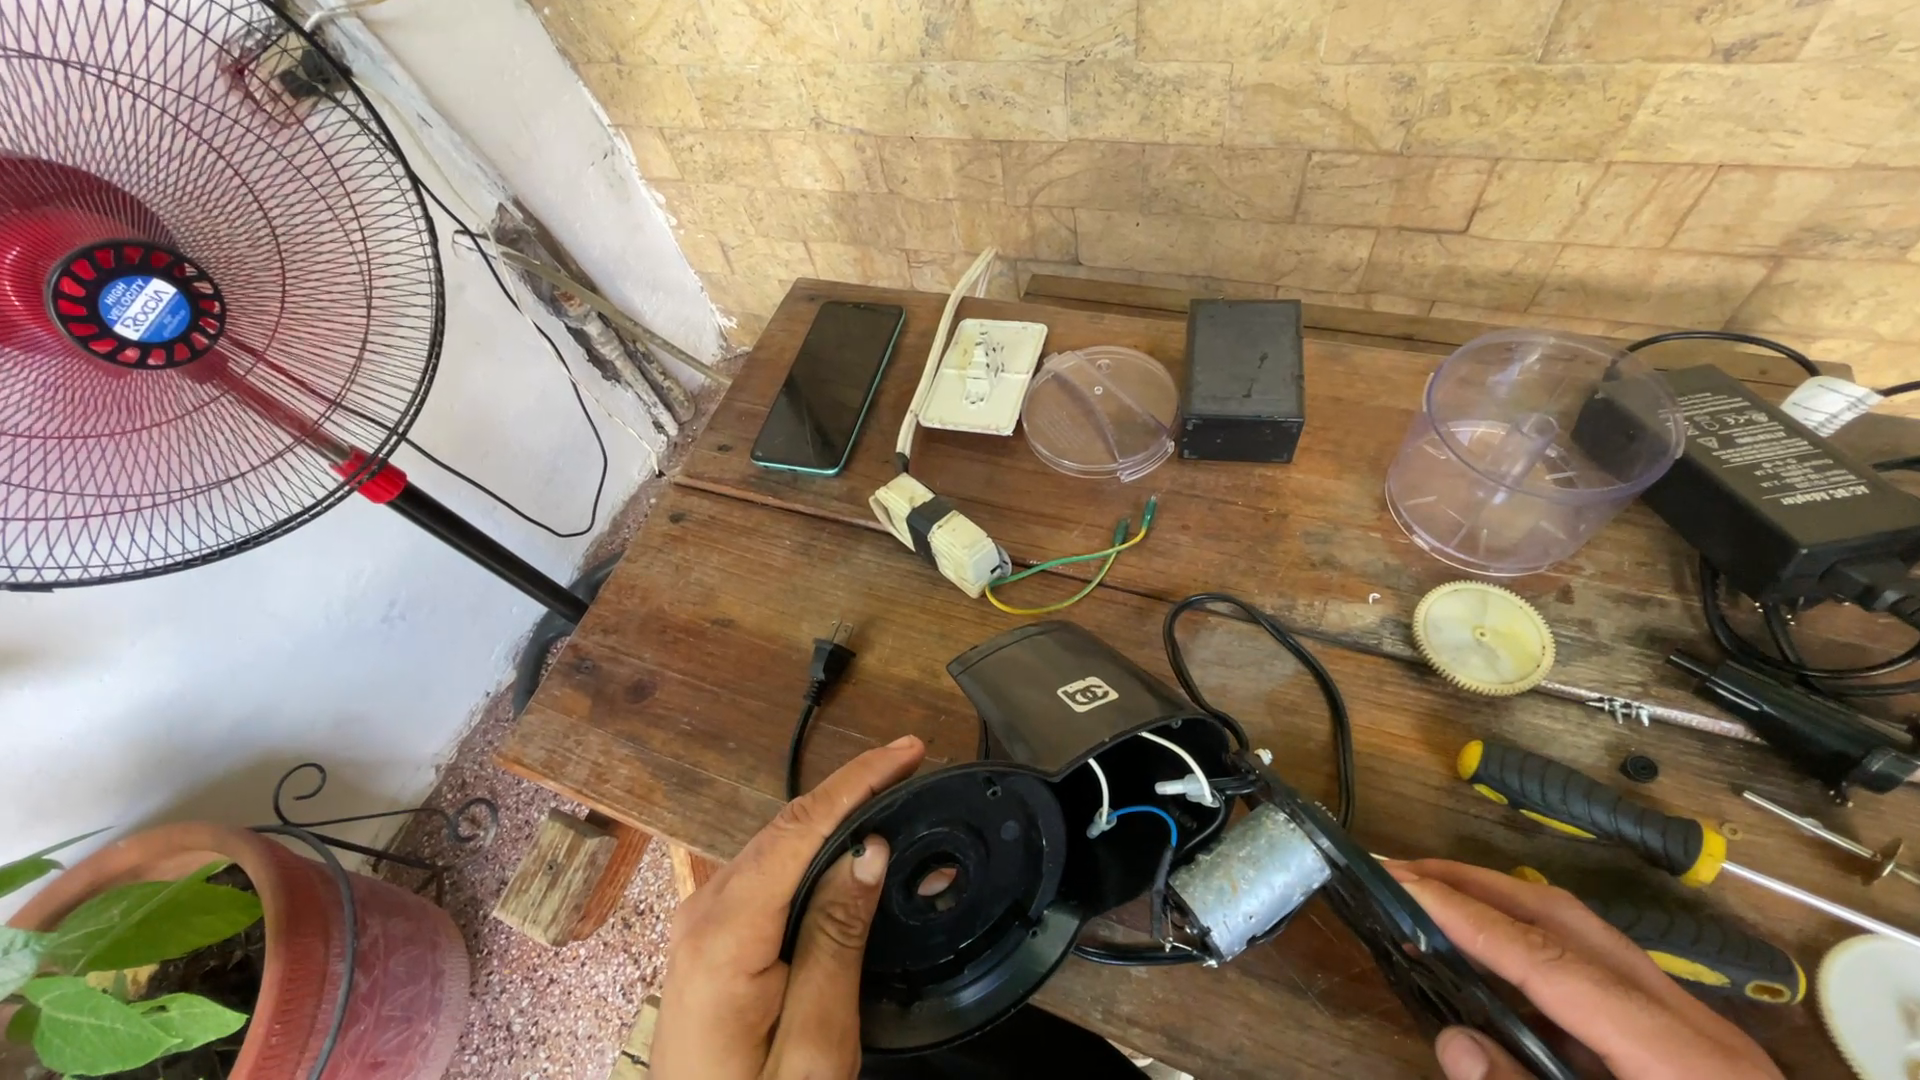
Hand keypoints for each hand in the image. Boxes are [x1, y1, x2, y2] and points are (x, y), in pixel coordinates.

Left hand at [651, 735, 925, 1079]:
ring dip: (837, 814)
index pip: (799, 827)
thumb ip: (837, 941)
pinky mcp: (713, 935)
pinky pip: (771, 870)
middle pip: (788, 826)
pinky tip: (847, 843)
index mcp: (725, 933)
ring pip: (780, 843)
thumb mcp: (814, 1045)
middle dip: (853, 789)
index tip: (908, 750)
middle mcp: (705, 911)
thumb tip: (869, 849)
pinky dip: (815, 846)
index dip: (858, 780)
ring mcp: (703, 921)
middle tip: (912, 765)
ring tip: (891, 793)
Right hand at [1386, 859, 1782, 1079]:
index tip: (1396, 883)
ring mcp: (1694, 1030)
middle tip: (1396, 871)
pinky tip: (1482, 960)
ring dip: (1496, 904)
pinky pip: (1590, 967)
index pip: (1551, 959)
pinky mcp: (1684, 1042)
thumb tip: (1451, 1040)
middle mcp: (1694, 1027)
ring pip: (1580, 932)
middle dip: (1475, 886)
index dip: (1467, 917)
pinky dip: (1524, 945)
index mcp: (1684, 1060)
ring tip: (1425, 897)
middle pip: (1566, 919)